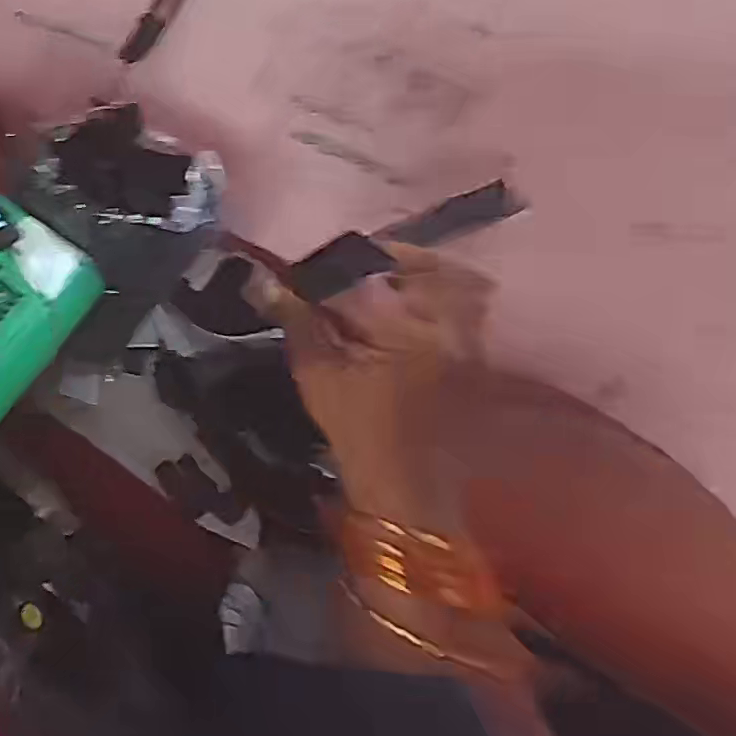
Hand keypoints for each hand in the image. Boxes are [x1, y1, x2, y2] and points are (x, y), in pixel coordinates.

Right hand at [249, 242, 494, 527]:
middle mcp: (449, 326)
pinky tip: (397, 311)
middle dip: (393, 257)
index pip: (371, 271)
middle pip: (436, 267)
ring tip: (376, 283)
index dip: (338, 259)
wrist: (405, 478)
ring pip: (458, 286)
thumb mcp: (314, 368)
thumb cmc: (355, 423)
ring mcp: (470, 342)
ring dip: (418, 276)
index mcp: (407, 327)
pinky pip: (463, 309)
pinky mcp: (473, 356)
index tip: (314, 262)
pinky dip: (434, 298)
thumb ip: (295, 317)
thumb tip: (262, 279)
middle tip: (357, 261)